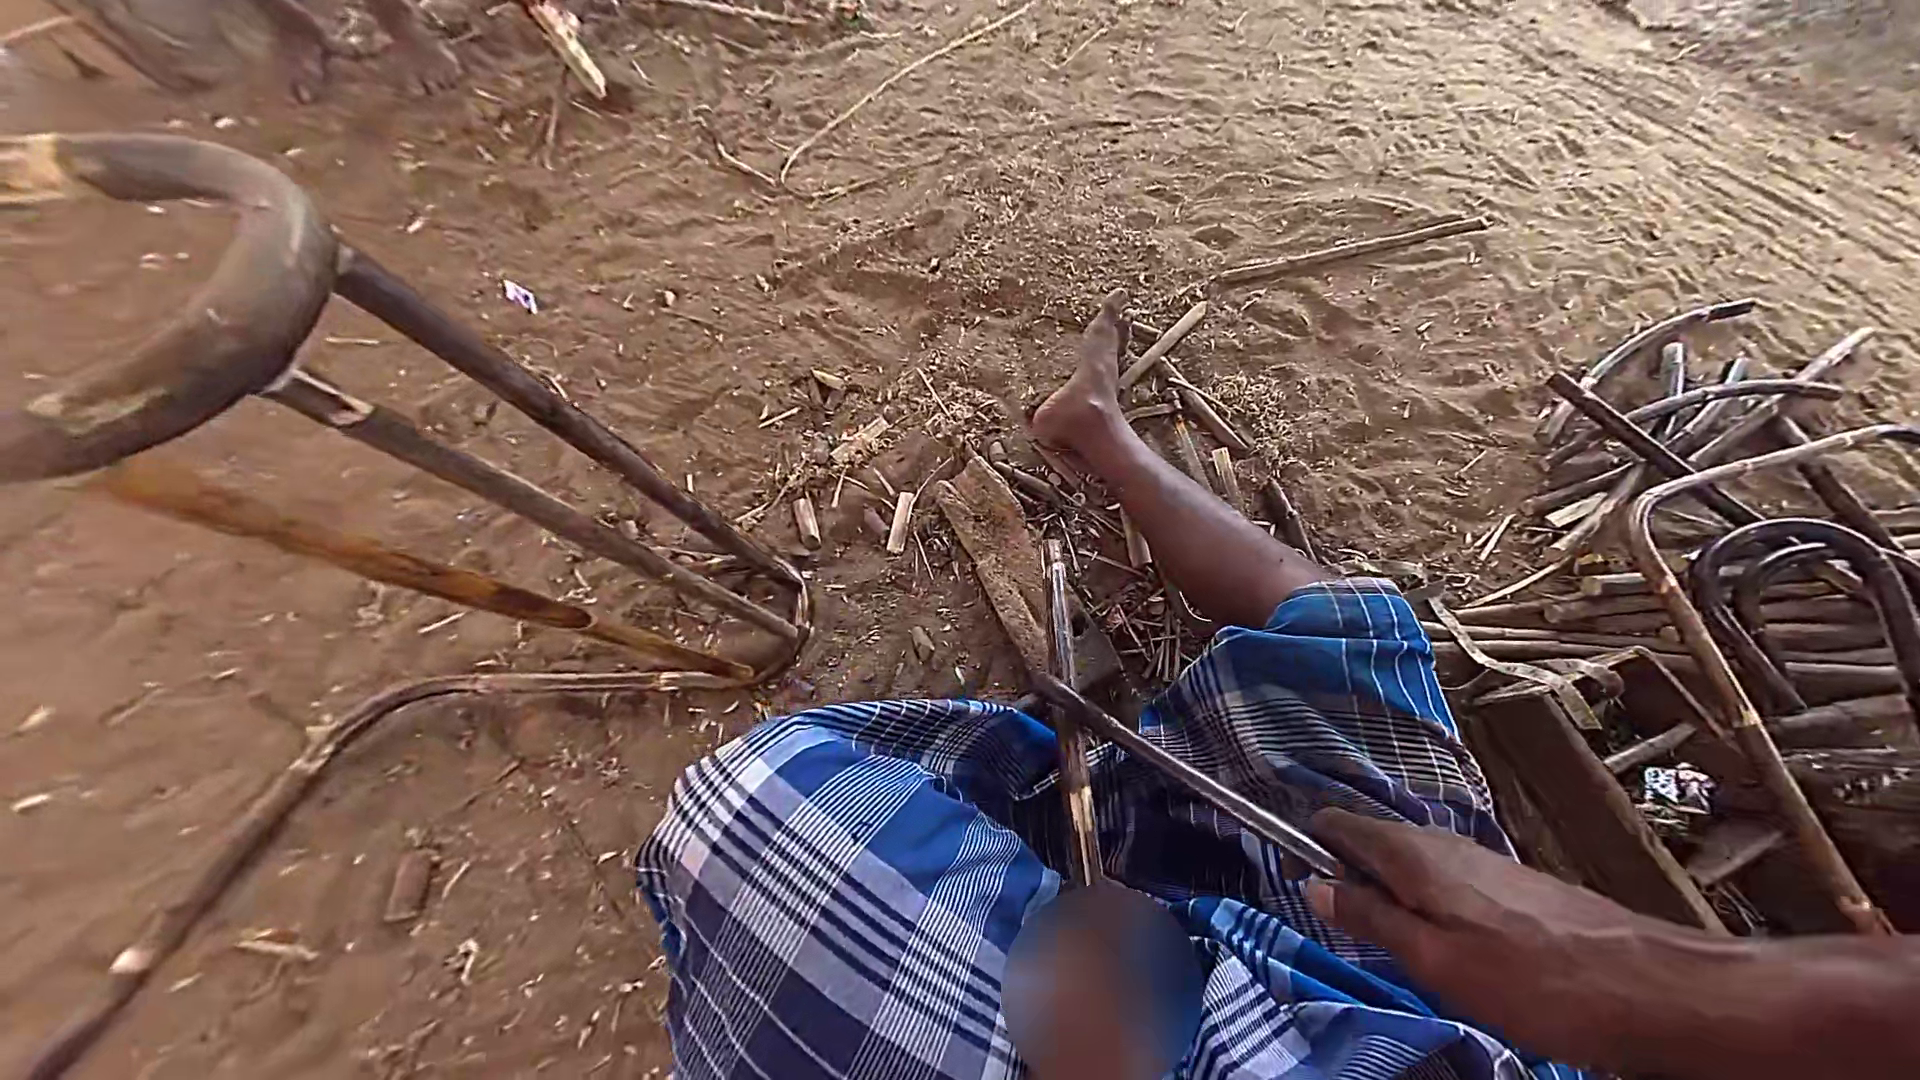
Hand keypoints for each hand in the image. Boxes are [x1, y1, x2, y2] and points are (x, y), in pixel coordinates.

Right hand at [1304, 809, 1700, 1068]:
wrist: (1667, 991)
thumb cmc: (1534, 981)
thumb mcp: (1433, 961)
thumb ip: (1366, 916)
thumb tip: (1312, 885)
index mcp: (1404, 851)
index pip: (1331, 822)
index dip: (1309, 848)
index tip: (1310, 890)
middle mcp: (1433, 838)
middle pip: (1366, 842)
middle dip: (1352, 879)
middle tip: (1367, 938)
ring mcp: (1473, 855)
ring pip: (1404, 863)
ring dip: (1392, 896)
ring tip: (1416, 952)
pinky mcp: (1507, 878)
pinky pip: (1441, 877)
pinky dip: (1429, 903)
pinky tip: (1462, 949)